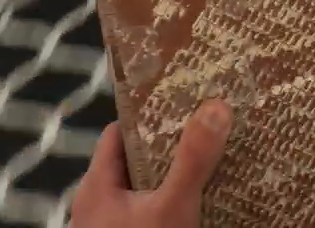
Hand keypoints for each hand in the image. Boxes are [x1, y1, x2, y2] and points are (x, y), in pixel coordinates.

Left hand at [72, 100, 232, 227]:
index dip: (150, 113)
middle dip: (172, 144)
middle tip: (209, 125)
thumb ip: (193, 159)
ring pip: (148, 190)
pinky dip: (176, 204)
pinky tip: (205, 203)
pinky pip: (153, 215)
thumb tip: (218, 105)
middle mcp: (100, 207)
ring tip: (214, 159)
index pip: (120, 131)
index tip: (185, 98)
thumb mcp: (171, 209)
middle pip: (137, 159)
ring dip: (177, 176)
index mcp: (96, 187)